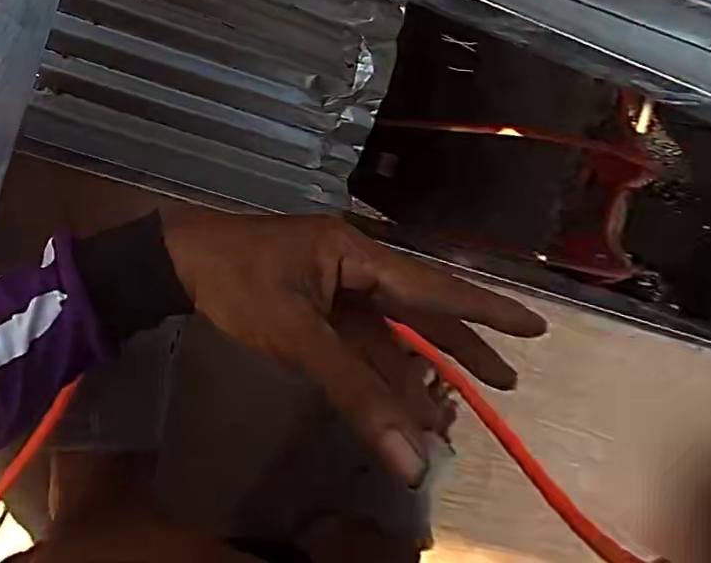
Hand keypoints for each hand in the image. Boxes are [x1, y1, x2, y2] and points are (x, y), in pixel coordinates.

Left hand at [162, 210, 546, 484]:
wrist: (175, 261)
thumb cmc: (235, 282)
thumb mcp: (295, 334)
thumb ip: (353, 390)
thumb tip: (412, 458)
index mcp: (349, 252)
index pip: (428, 285)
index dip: (482, 309)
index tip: (535, 325)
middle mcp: (344, 261)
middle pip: (410, 306)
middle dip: (453, 344)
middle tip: (505, 380)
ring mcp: (323, 279)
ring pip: (379, 328)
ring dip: (407, 370)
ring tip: (444, 417)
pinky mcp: (303, 297)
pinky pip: (350, 334)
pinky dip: (370, 367)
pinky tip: (390, 400)